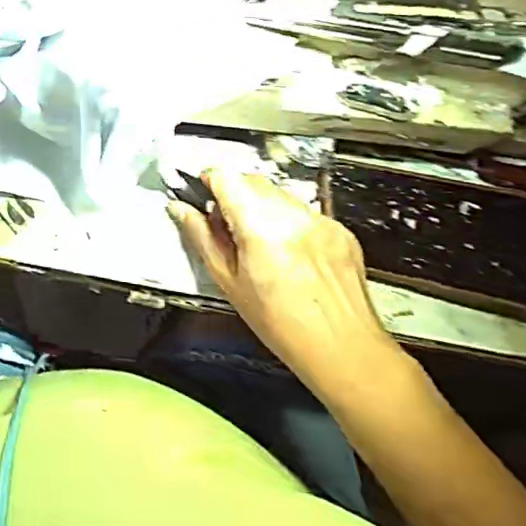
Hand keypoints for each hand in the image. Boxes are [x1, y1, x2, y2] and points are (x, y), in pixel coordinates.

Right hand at [166, 169, 405, 397]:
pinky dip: (286, 220)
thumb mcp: (227, 280)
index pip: (226, 177)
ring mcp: (319, 222)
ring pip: (276, 193)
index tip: (201, 191)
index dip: (208, 181)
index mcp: (261, 229)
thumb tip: (181, 211)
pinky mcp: (338, 230)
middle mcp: (293, 218)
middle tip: (223, 224)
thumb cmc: (286, 325)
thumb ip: (201, 237)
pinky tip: (285, 251)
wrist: (344, 348)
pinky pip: (301, 210)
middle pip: (251, 180)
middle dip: (232, 194)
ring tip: (256, 242)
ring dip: (258, 206)